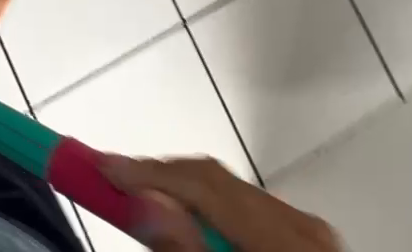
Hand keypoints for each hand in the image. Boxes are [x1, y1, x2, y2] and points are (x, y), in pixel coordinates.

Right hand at [103, 156, 342, 251]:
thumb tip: (145, 201)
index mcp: (284, 244)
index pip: (204, 186)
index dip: (147, 172)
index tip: (99, 167)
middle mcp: (304, 229)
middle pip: (216, 180)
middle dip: (160, 176)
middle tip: (109, 179)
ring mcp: (312, 235)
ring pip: (230, 191)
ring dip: (182, 191)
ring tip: (139, 200)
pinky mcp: (311, 243)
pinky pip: (247, 208)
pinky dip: (209, 208)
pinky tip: (185, 224)